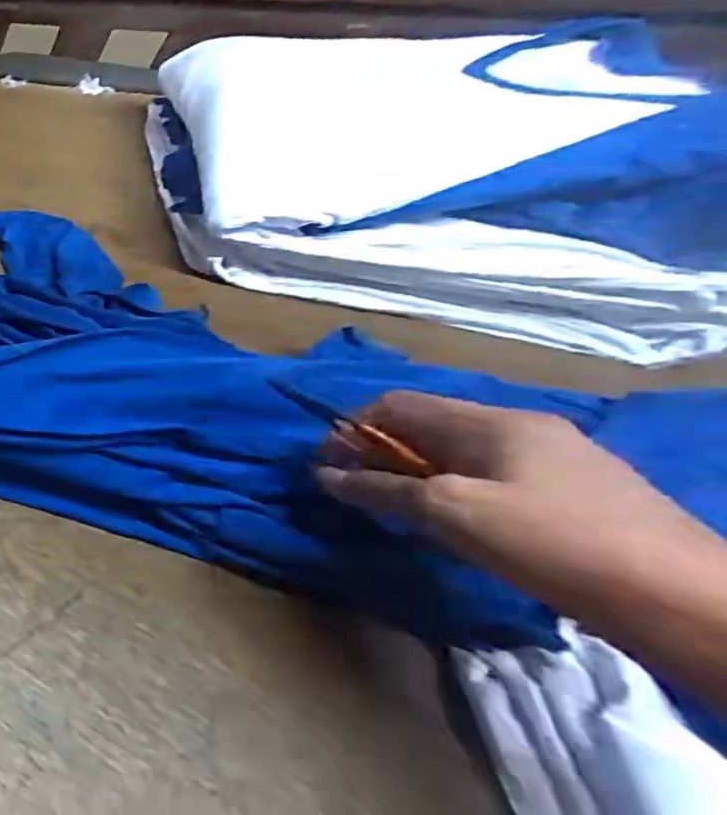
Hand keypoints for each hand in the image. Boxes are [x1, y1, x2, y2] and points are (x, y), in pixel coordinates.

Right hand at [315, 391, 726, 621]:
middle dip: (383, 456)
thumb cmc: (557, 543)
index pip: (396, 405)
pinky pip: (493, 484)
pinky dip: (458, 498)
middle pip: (428, 430)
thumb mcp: (452, 512)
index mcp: (495, 421)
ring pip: (460, 460)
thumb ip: (381, 489)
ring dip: (418, 480)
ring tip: (400, 515)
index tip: (328, 466)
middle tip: (358, 494)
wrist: (696, 608)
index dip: (352, 429)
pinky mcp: (579, 501)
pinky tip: (457, 530)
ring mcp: (559, 465)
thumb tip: (323, 475)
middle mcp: (525, 431)